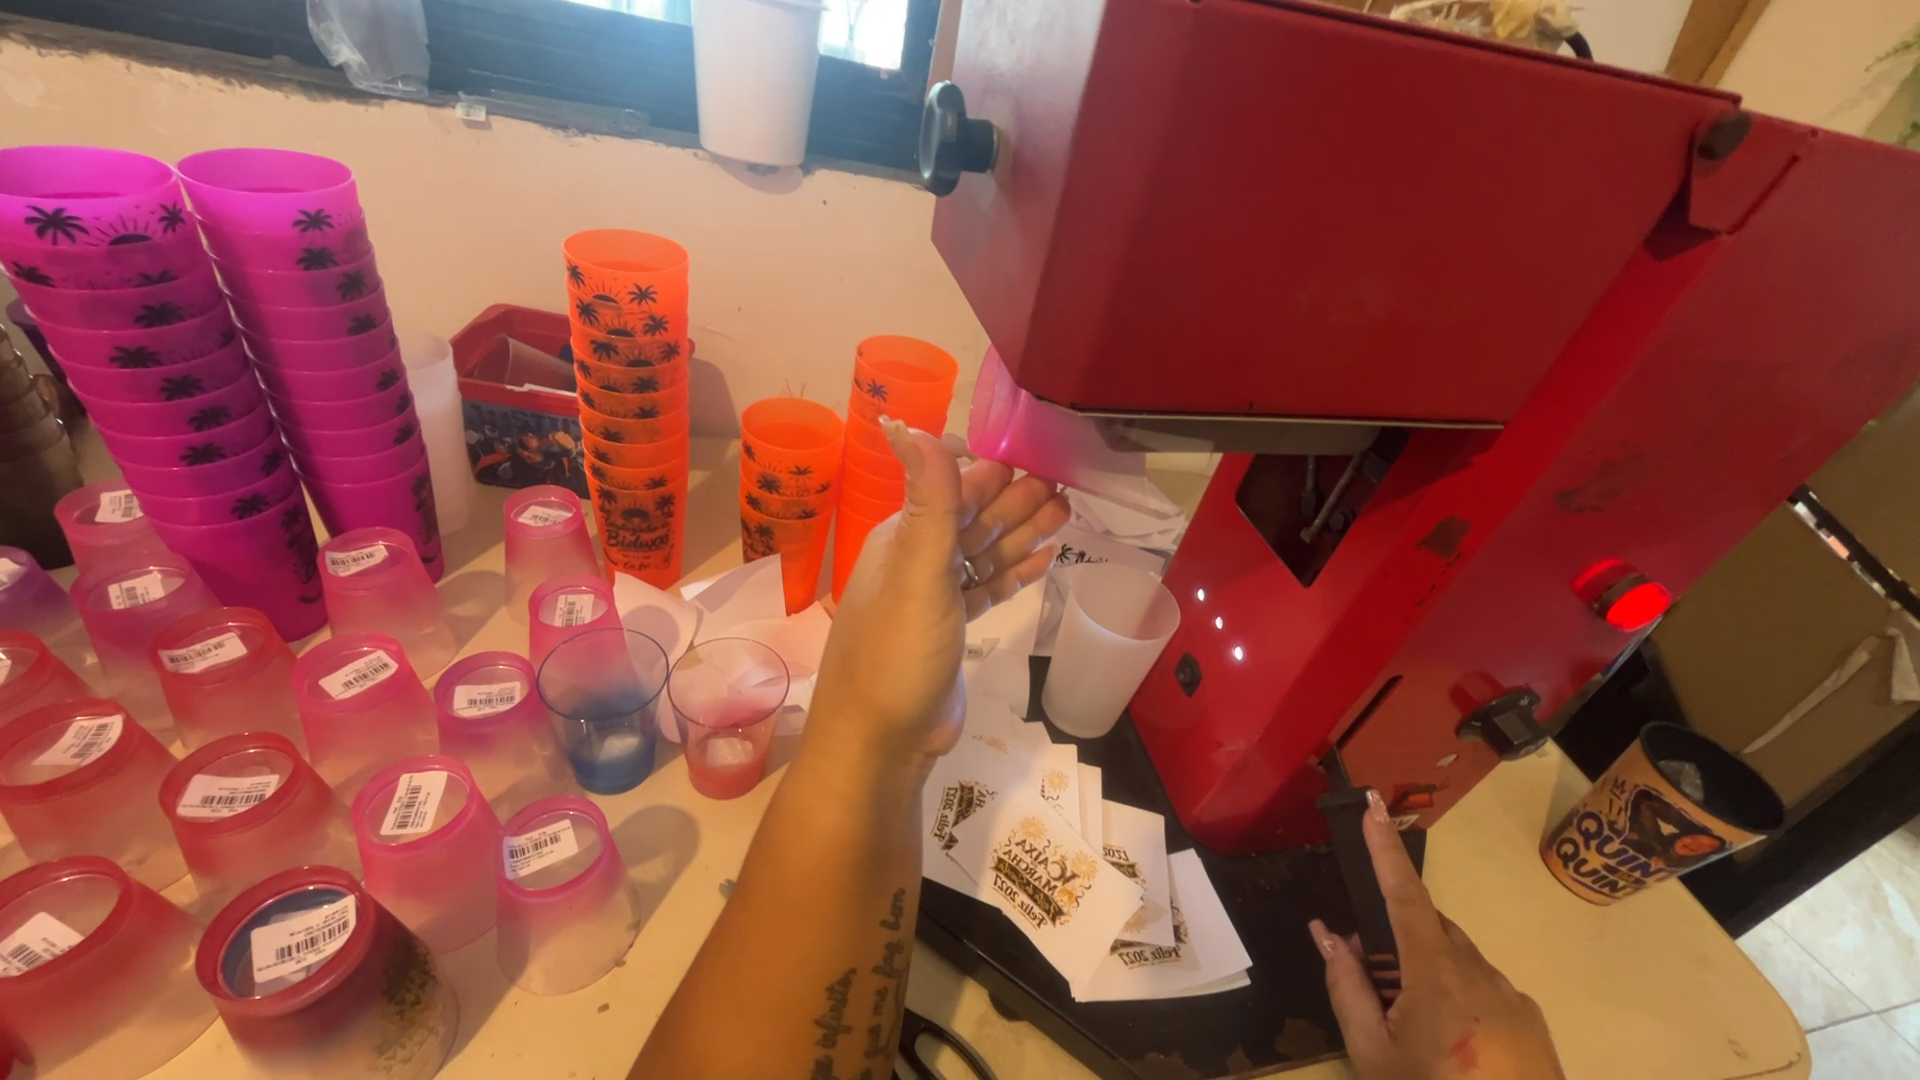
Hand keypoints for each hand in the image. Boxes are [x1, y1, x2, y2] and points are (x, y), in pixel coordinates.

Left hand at [807, 420, 1069, 772]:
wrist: (882, 742)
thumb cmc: (897, 652)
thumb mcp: (917, 571)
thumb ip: (928, 501)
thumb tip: (905, 421)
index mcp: (903, 537)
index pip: (950, 488)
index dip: (992, 473)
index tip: (1038, 460)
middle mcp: (917, 560)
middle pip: (973, 519)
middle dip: (1016, 501)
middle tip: (1064, 487)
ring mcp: (935, 598)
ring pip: (983, 554)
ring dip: (1021, 534)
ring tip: (1064, 515)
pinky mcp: (951, 630)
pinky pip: (986, 590)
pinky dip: (1012, 574)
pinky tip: (1042, 562)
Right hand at [1310, 792, 1564, 1079]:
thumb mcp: (1372, 1052)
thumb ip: (1346, 987)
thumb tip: (1328, 933)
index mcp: (1436, 977)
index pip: (1405, 896)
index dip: (1386, 850)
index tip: (1373, 805)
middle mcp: (1479, 974)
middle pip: (1427, 927)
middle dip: (1394, 936)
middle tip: (1371, 980)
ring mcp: (1511, 996)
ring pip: (1455, 956)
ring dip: (1425, 967)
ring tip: (1412, 1023)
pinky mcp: (1532, 1020)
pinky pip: (1483, 984)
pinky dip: (1456, 991)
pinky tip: (1452, 1041)